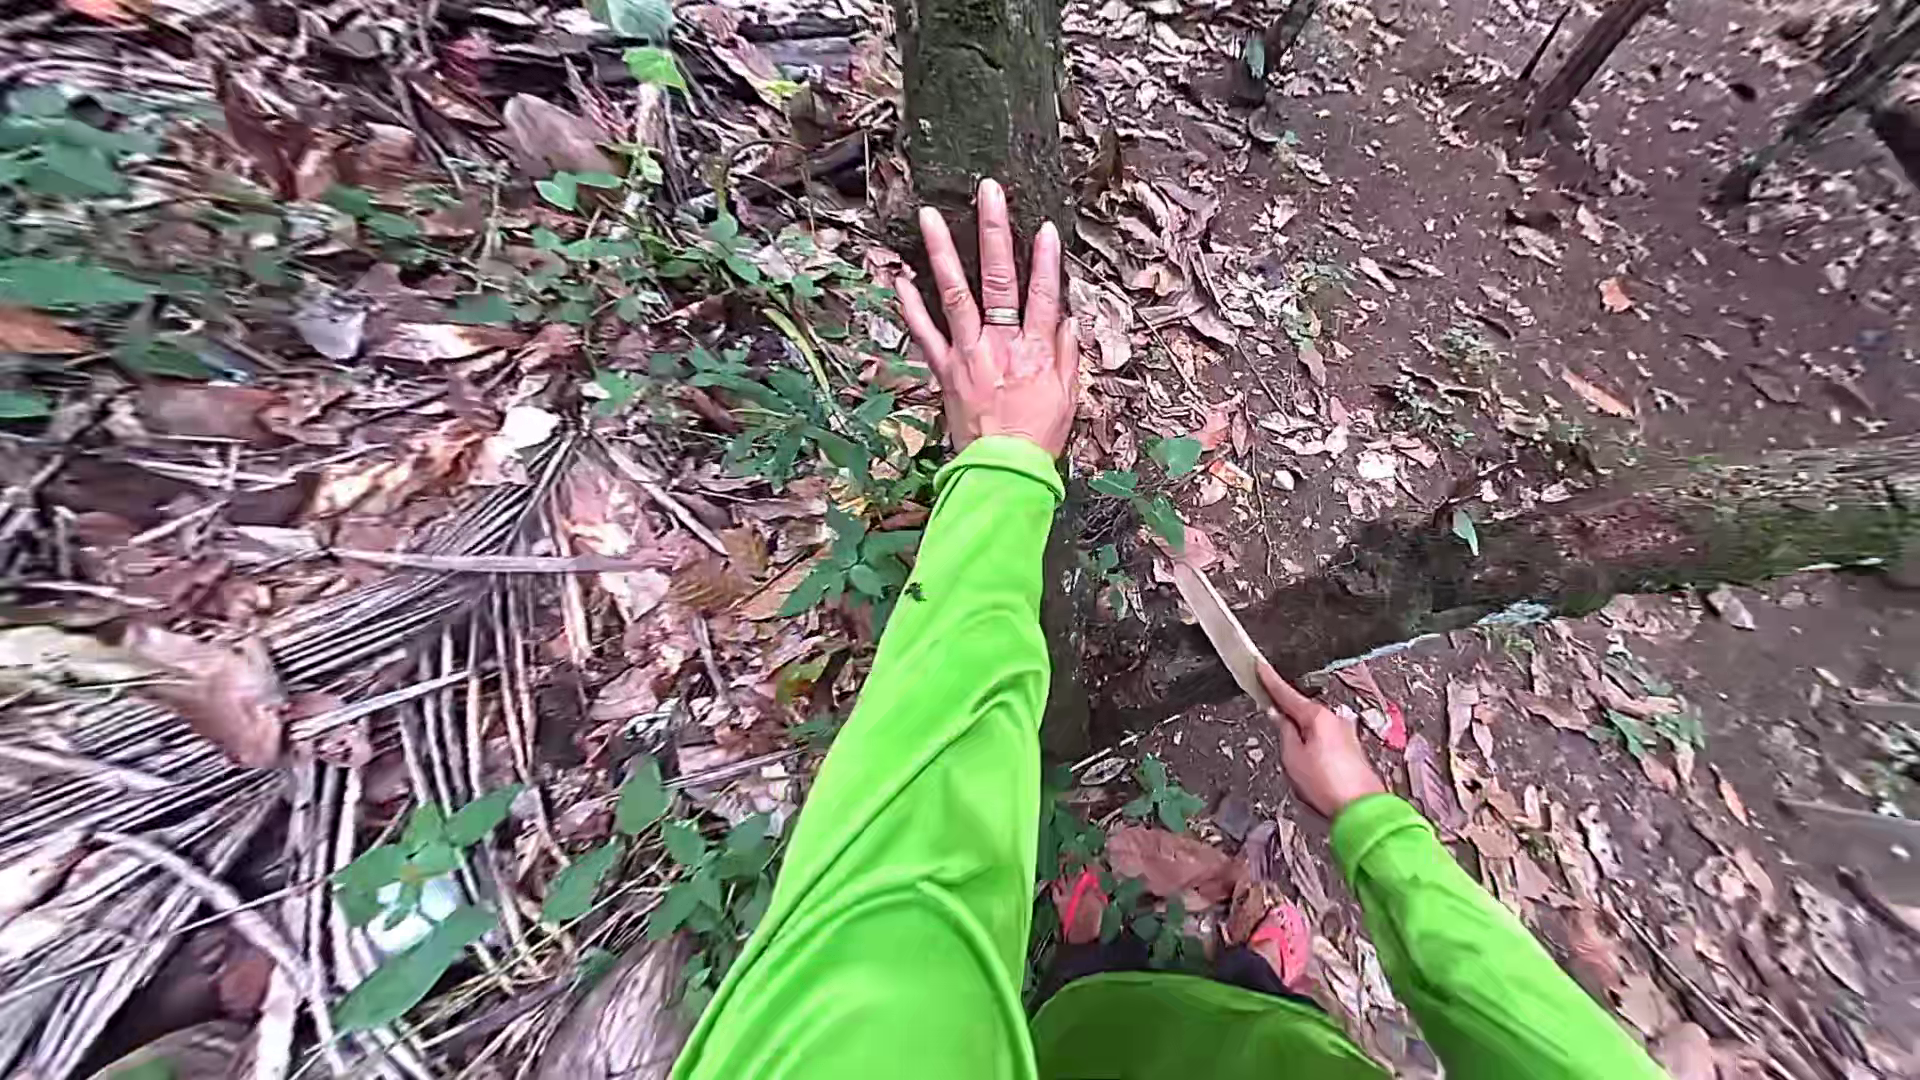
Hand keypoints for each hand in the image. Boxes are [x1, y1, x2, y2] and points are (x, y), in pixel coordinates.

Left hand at [895, 178, 1078, 457]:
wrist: (1003, 470)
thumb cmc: (1037, 437)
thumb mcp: (1068, 398)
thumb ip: (1068, 356)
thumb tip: (1069, 322)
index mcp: (1036, 351)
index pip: (1044, 295)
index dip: (1046, 261)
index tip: (1044, 228)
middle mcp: (1001, 345)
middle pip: (999, 280)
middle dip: (994, 232)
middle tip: (987, 192)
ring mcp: (968, 355)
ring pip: (956, 296)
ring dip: (943, 254)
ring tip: (930, 217)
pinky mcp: (945, 371)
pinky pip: (925, 334)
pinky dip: (912, 306)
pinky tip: (901, 279)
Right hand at [1257, 662, 1385, 819]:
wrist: (1363, 812)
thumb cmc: (1327, 784)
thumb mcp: (1292, 756)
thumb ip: (1283, 731)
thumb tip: (1279, 717)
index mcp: (1317, 716)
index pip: (1286, 693)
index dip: (1269, 679)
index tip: (1259, 665)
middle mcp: (1334, 720)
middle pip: (1300, 708)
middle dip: (1284, 712)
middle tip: (1269, 715)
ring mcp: (1345, 733)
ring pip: (1312, 724)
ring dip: (1299, 731)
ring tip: (1292, 755)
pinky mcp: (1350, 748)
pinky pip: (1323, 736)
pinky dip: (1311, 740)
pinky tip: (1308, 759)